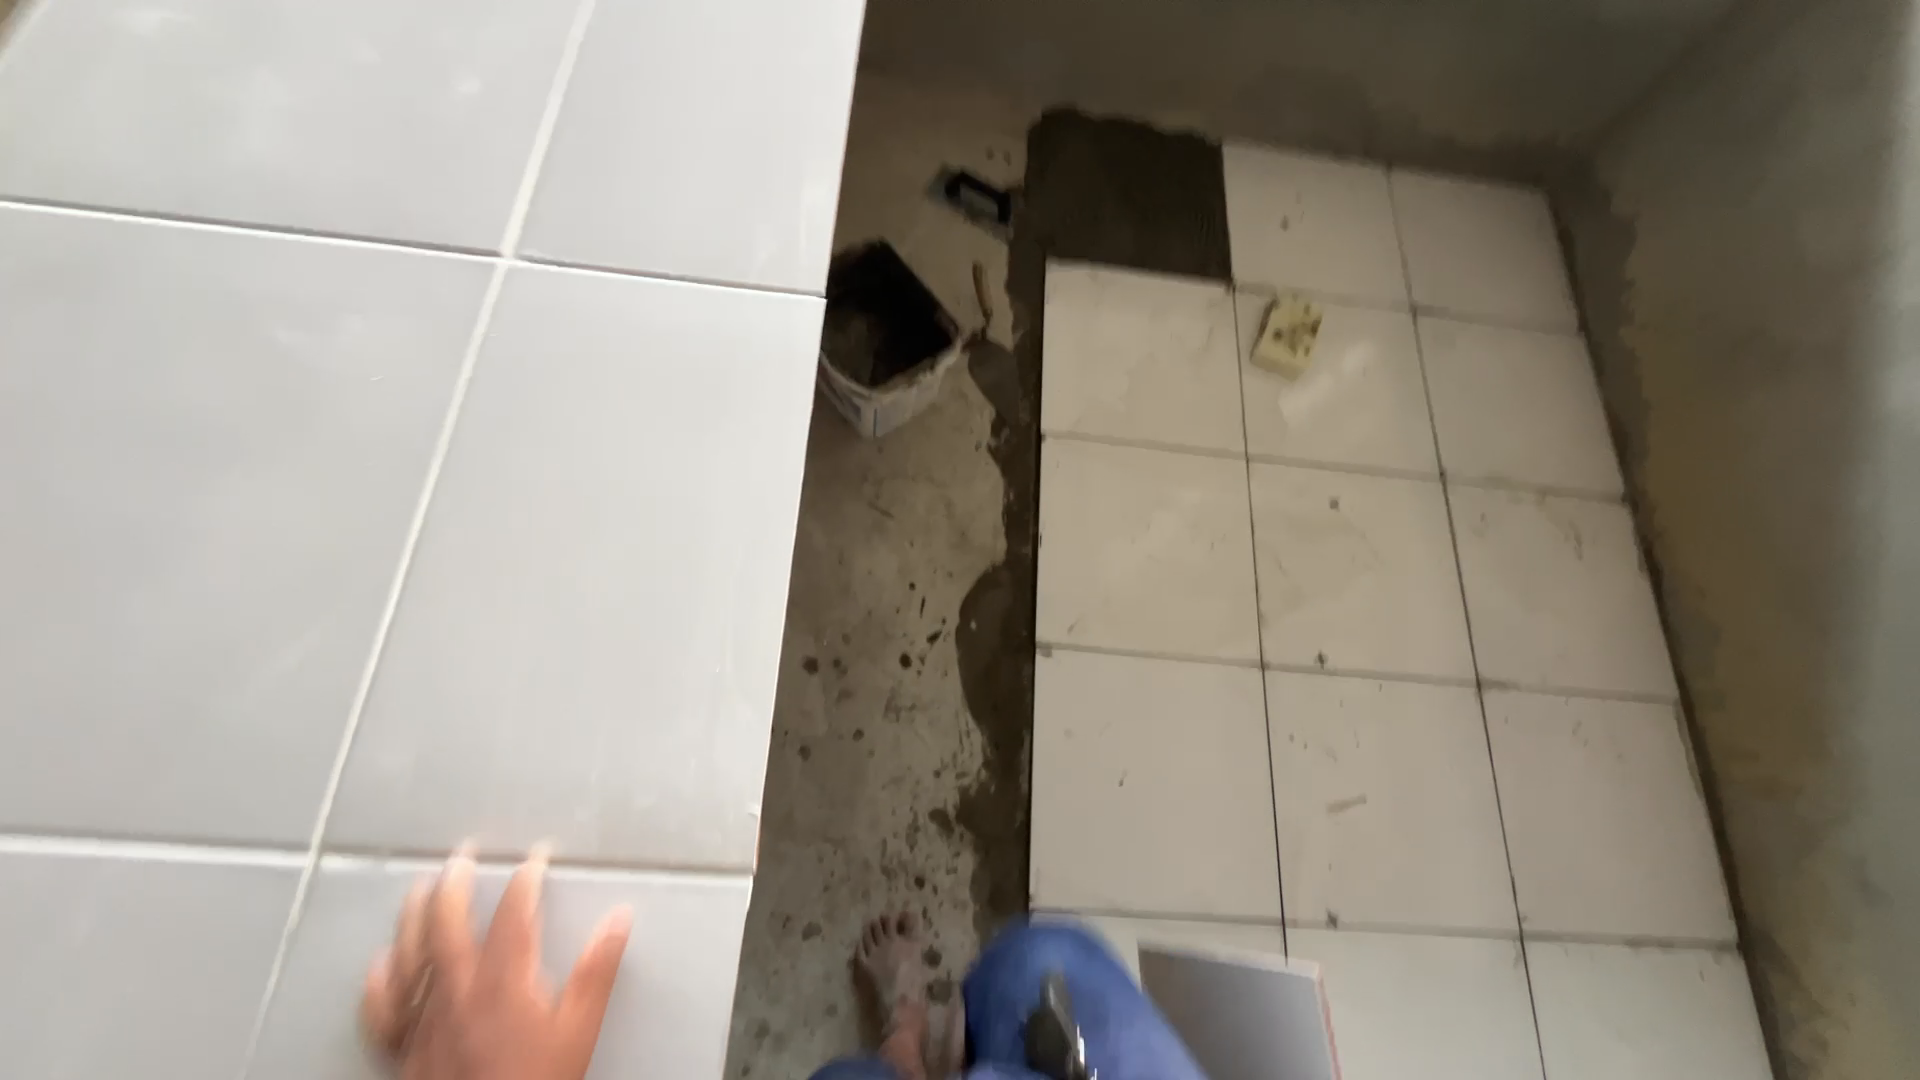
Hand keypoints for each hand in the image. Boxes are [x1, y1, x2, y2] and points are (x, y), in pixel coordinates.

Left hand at [361, 846, 633, 1079]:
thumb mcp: (580, 1028)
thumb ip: (598, 969)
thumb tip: (620, 915)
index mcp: (503, 982)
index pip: (513, 914)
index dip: (525, 879)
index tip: (537, 856)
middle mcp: (458, 993)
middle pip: (448, 926)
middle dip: (456, 884)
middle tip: (464, 854)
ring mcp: (425, 1022)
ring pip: (411, 959)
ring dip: (414, 917)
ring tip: (420, 887)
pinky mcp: (405, 1051)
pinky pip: (384, 1011)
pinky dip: (381, 983)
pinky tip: (382, 961)